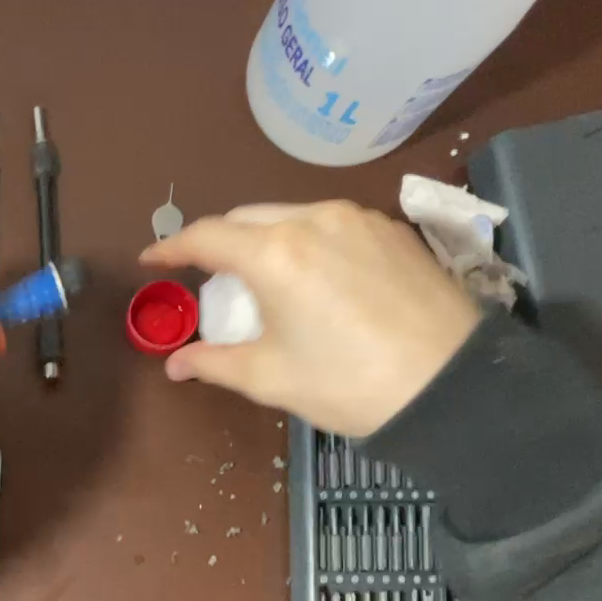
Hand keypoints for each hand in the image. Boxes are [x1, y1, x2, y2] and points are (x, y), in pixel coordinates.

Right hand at [140, 202, 482, 435]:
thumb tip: (174, 364)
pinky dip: (301, 241)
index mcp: (274, 256)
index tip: (152, 261)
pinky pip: (328, 223)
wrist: (449, 385)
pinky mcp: (390, 229)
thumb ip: (212, 362)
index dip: (171, 247)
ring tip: (259, 279)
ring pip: (288, 215)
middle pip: (245, 217)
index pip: (206, 236)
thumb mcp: (268, 378)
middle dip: (216, 242)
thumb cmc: (346, 384)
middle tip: (205, 278)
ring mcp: (357, 219)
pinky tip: (309, 277)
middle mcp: (313, 221)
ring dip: (260, 239)